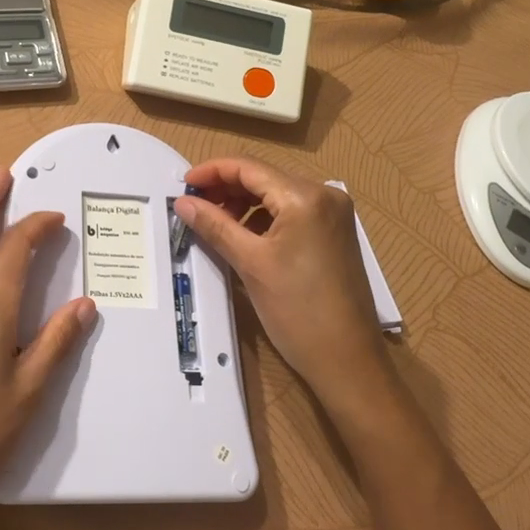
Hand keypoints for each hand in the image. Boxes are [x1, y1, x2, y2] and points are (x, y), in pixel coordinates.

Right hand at [173, 158, 388, 402]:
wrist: (348, 361)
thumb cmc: (297, 311)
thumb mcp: (250, 263)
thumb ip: (214, 225)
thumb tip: (183, 201)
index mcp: (305, 196)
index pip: (249, 168)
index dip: (212, 171)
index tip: (182, 184)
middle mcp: (324, 195)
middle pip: (263, 178)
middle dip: (225, 188)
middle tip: (192, 206)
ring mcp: (333, 214)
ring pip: (276, 195)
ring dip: (243, 204)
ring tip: (212, 223)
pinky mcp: (333, 234)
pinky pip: (291, 213)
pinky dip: (263, 219)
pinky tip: (242, 236)